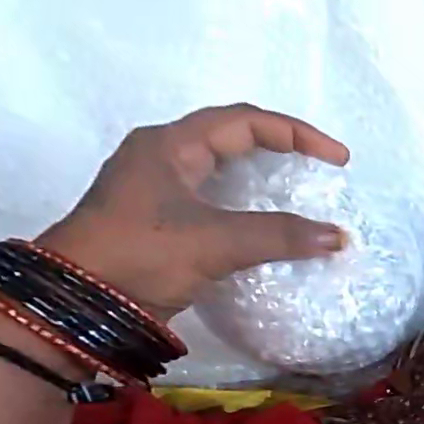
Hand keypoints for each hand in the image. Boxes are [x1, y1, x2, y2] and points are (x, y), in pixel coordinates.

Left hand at [36, 104, 351, 319]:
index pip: (244, 122)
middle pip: (235, 140)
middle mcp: (166, 158)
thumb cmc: (142, 254)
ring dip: (267, 181)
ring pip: (227, 173)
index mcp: (171, 145)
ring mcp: (164, 193)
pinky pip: (220, 205)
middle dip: (283, 151)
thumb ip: (278, 236)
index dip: (296, 134)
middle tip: (323, 171)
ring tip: (303, 195)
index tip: (338, 159)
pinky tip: (272, 229)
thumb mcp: (215, 241)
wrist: (85, 301)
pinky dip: (252, 212)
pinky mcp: (168, 226)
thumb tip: (337, 237)